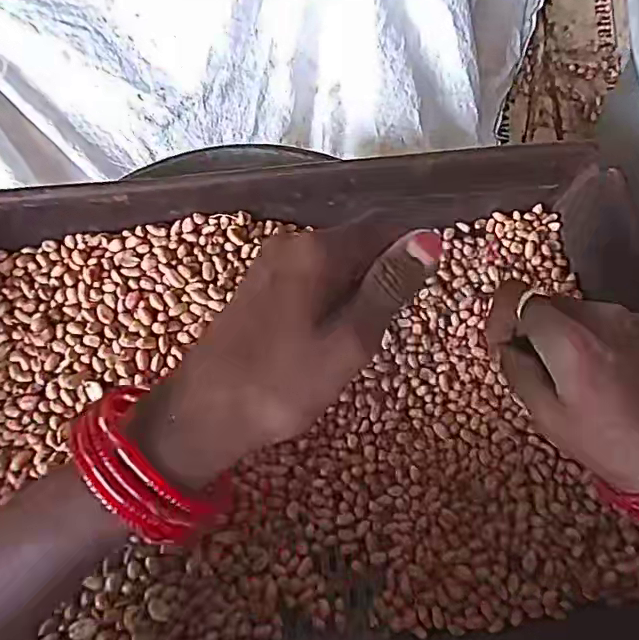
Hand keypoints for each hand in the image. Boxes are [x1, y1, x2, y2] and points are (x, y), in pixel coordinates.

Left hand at [129, 220, 443, 489]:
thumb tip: (429, 238)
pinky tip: (332, 335)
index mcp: (315, 250)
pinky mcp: (259, 288)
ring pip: (334, 263)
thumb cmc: (280, 384)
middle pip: (357, 242)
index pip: (382, 226)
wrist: (201, 413)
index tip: (437, 278)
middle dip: (385, 272)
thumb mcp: (347, 341)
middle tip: (396, 323)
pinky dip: (332, 299)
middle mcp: (290, 244)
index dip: (415, 246)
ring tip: (365, 336)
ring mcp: (270, 264)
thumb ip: (387, 288)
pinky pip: (310, 279)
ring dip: (359, 290)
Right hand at [486, 282, 638, 492]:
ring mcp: (629, 320)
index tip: (499, 342)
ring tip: (563, 378)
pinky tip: (593, 376)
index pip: (517, 296)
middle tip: (525, 365)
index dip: (499, 317)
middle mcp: (602, 318)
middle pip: (543, 302)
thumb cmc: (616, 448)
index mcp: (572, 340)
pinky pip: (599, 321)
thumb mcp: (548, 416)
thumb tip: (505, 349)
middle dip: (526, 328)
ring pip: (571, 311)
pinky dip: (584, 338)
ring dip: (556, 334)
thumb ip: (518, 371)